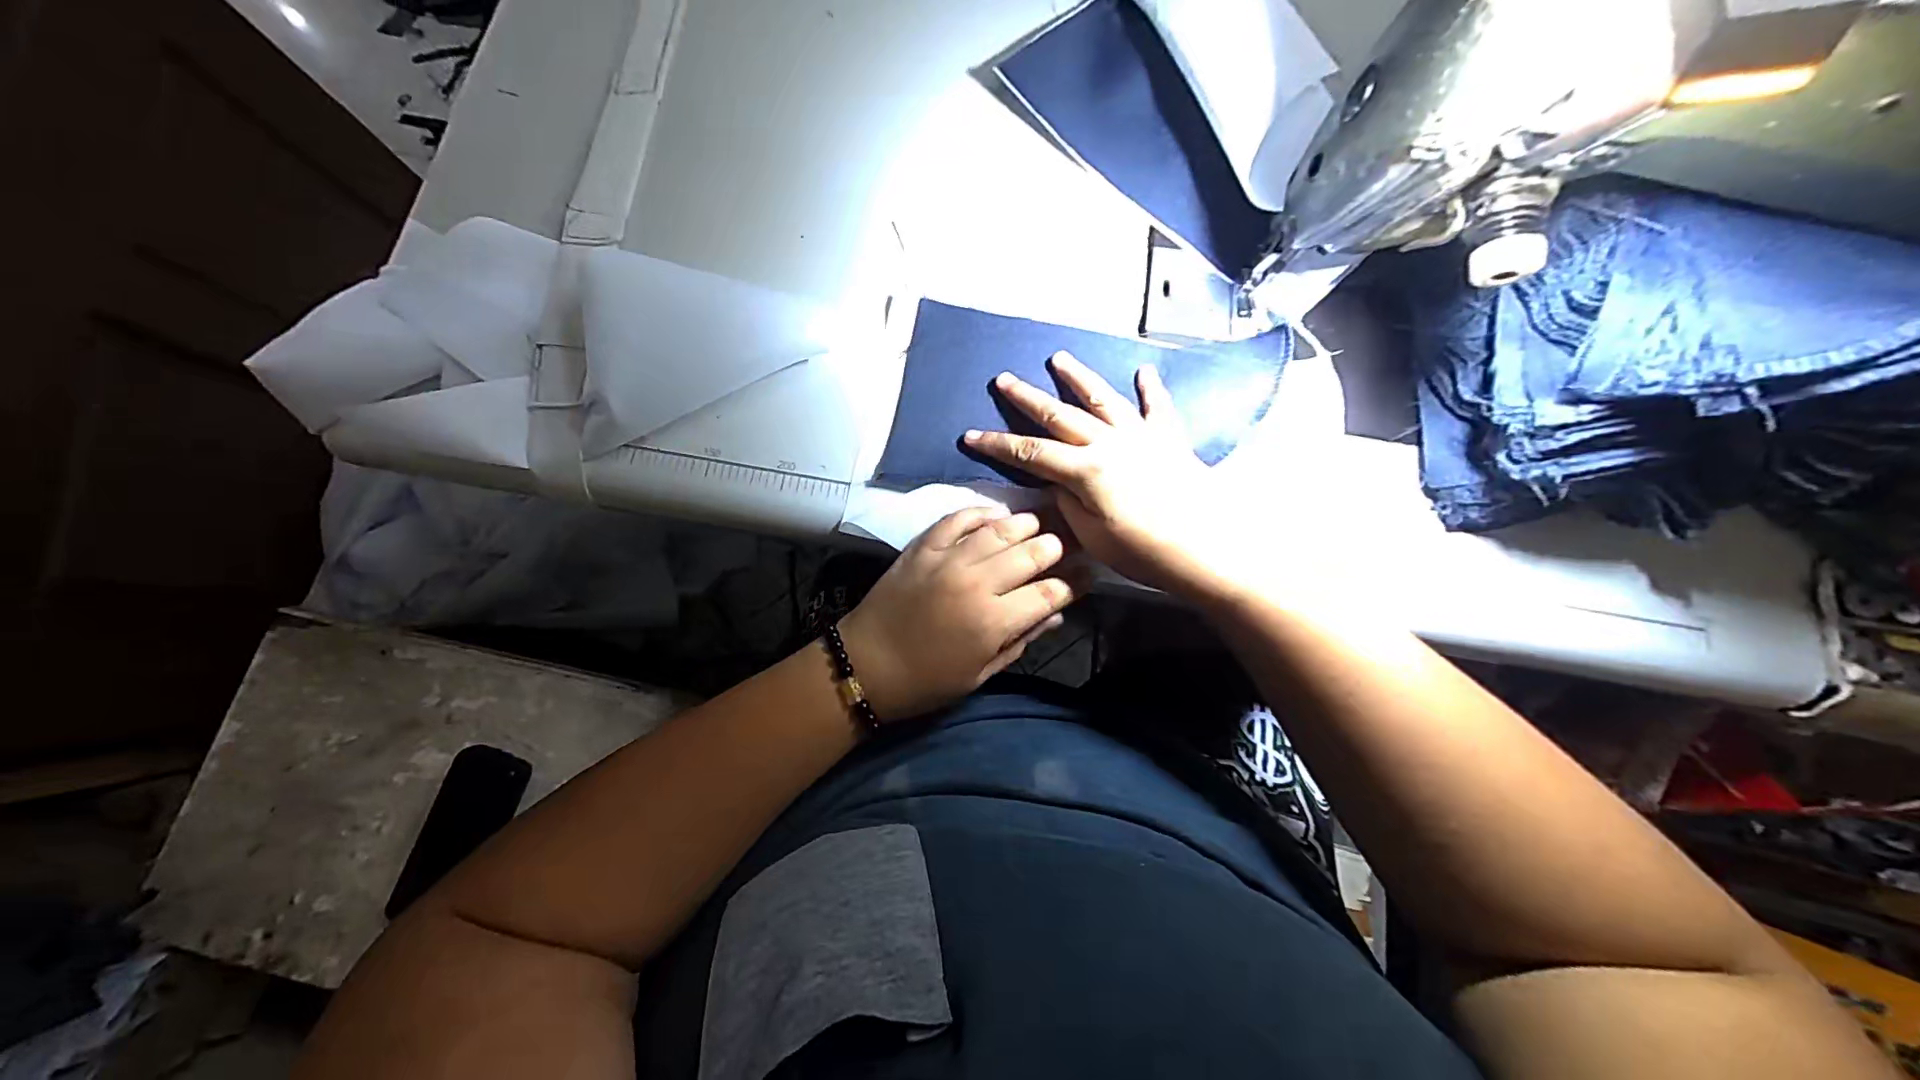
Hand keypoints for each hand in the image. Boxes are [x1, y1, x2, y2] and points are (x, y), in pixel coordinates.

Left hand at [838, 507, 1084, 720]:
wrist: (866, 665)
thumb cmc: (927, 680)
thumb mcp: (981, 673)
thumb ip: (1022, 640)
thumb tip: (1057, 614)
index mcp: (995, 621)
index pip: (1051, 592)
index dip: (1075, 582)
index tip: (1086, 576)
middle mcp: (978, 583)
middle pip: (1033, 552)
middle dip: (1056, 548)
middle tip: (1063, 548)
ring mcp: (948, 559)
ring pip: (1001, 529)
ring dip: (1026, 524)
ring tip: (1037, 525)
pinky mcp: (924, 546)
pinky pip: (959, 518)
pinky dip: (981, 513)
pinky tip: (995, 515)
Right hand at [962, 352, 1256, 605]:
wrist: (1206, 549)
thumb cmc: (1143, 551)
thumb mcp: (1091, 536)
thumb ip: (1069, 503)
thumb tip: (1059, 482)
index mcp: (1084, 471)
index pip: (1029, 453)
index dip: (996, 444)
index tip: (970, 435)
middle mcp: (1108, 443)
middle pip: (1059, 415)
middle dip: (1026, 397)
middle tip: (1004, 379)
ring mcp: (1141, 436)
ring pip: (1102, 399)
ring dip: (1078, 378)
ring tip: (1058, 358)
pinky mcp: (1169, 439)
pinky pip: (1158, 407)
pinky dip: (1151, 388)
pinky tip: (1144, 370)